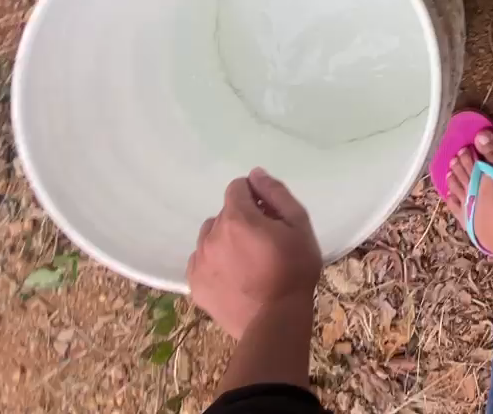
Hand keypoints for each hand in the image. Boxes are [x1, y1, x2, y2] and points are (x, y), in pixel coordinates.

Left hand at [187, 169, 321, 339]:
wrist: (275, 319)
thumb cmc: (294, 266)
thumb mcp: (298, 223)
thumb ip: (275, 193)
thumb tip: (255, 174)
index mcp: (237, 218)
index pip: (237, 188)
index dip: (255, 194)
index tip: (270, 212)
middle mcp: (212, 236)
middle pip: (225, 212)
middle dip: (243, 217)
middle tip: (265, 239)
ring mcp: (199, 262)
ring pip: (211, 235)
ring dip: (226, 237)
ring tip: (247, 258)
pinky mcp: (194, 285)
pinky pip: (201, 259)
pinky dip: (215, 259)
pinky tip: (234, 273)